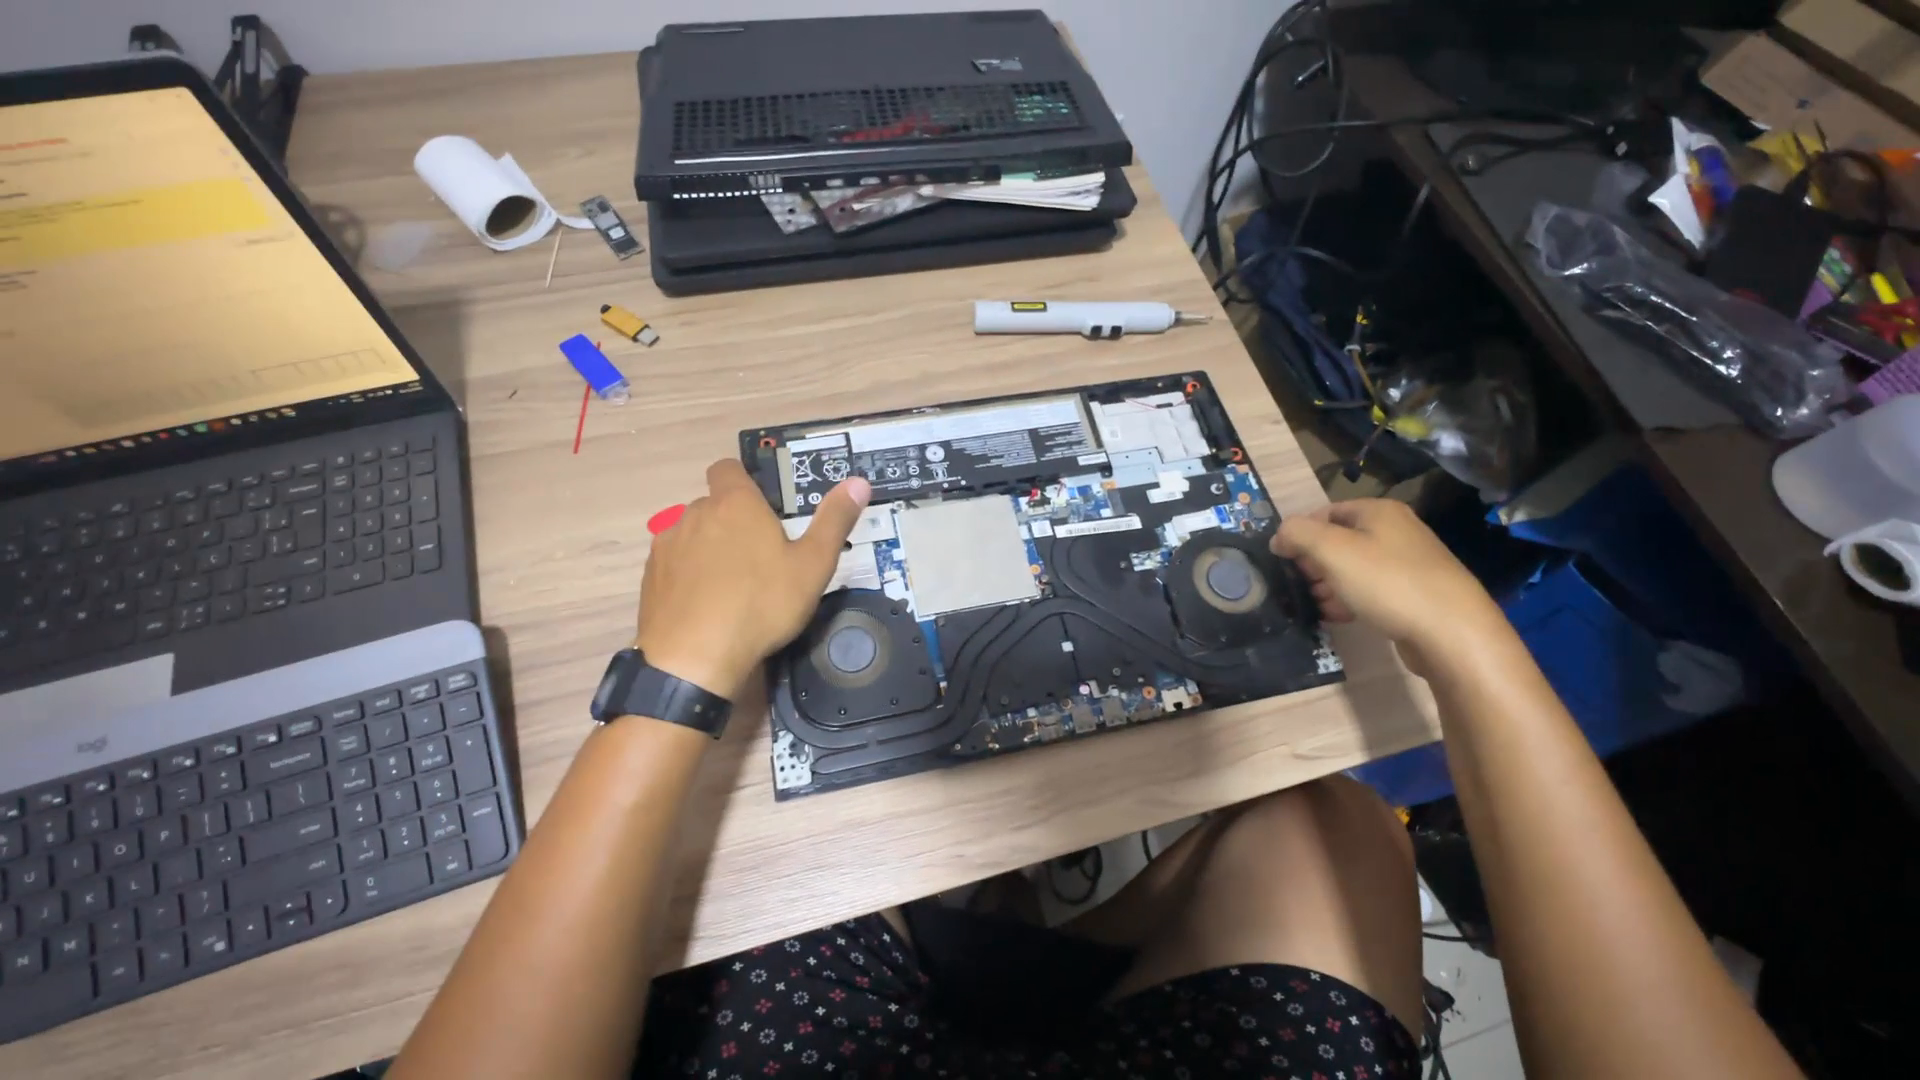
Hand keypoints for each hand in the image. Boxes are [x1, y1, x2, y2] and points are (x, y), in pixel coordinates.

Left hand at [635, 460, 870, 699]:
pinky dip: (689, 575)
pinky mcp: (650, 577)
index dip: (745, 482)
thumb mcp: (812, 566)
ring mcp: (667, 545)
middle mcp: (694, 514)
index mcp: (735, 504)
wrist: (693, 658)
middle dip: (734, 521)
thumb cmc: (761, 605)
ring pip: (693, 534)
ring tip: (733, 586)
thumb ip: (834, 521)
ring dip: (710, 548)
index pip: (729, 468)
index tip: (765, 509)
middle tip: (762, 557)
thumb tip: (859, 481)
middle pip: (714, 504)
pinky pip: (674, 564)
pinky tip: (707, 605)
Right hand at [1270, 498, 1508, 675]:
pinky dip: (1350, 600)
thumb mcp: (1332, 550)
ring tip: (1316, 605)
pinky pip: (1371, 591)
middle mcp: (1396, 531)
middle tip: (1300, 585)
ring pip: (1353, 568)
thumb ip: (1298, 534)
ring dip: (1328, 585)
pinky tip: (1339, 617)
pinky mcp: (1413, 594)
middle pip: (1339, 541)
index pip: (1324, 512)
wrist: (1451, 632)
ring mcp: (1407, 564)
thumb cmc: (1387, 583)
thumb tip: (1280, 536)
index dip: (1299, 534)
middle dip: (1313, 563)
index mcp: (1378, 512)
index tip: (1283, 561)